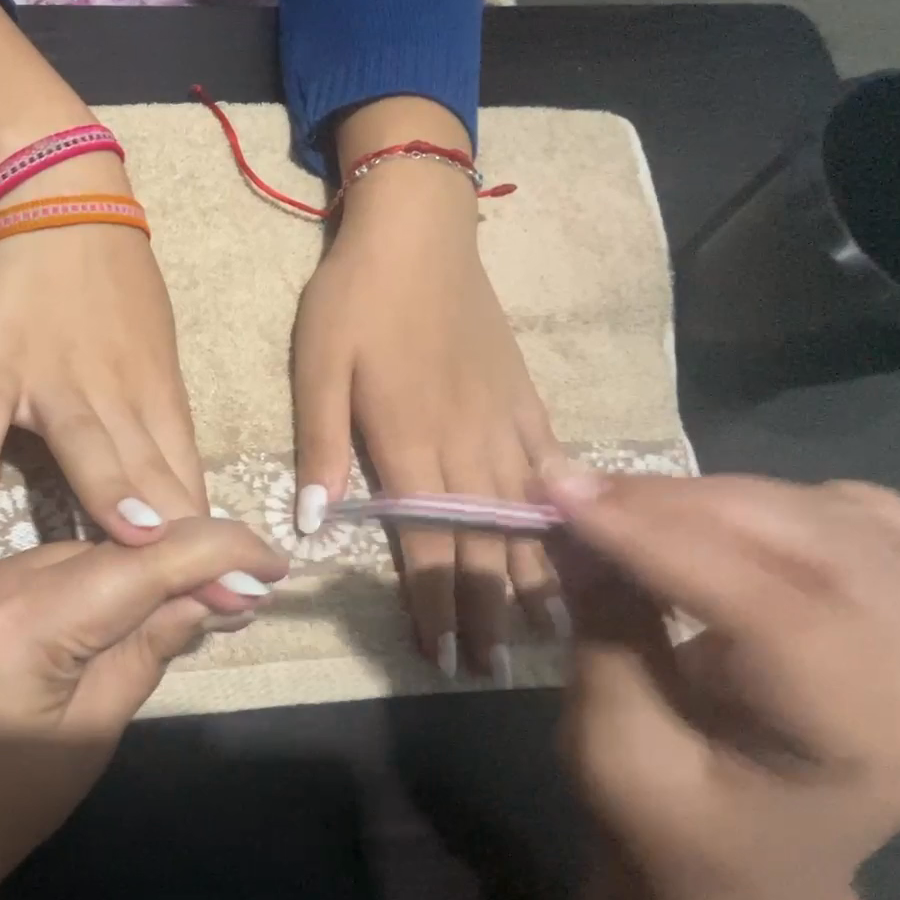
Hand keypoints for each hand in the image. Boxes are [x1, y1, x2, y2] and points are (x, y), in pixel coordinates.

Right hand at [0, 158, 206, 550]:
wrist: (62, 203)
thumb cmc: (116, 284)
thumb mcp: (157, 350)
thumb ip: (162, 421)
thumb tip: (179, 489)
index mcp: (154, 393)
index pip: (183, 472)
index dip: (208, 532)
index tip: (232, 583)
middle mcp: (111, 394)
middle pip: (146, 470)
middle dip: (179, 540)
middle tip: (208, 599)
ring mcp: (49, 383)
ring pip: (83, 446)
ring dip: (104, 495)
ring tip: (123, 558)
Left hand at [0, 517, 286, 872]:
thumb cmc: (0, 803)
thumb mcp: (90, 733)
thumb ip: (148, 651)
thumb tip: (216, 599)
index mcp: (26, 620)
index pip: (139, 561)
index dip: (216, 553)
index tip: (279, 565)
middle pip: (111, 551)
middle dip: (184, 566)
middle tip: (248, 598)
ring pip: (83, 556)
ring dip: (142, 574)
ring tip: (200, 606)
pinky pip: (50, 572)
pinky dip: (98, 584)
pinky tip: (133, 609)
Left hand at [293, 158, 561, 683]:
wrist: (417, 231)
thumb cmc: (353, 303)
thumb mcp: (317, 374)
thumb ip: (322, 451)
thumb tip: (317, 527)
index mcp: (409, 445)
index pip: (424, 543)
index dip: (432, 601)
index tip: (441, 653)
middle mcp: (467, 445)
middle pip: (479, 544)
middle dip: (484, 609)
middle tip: (492, 668)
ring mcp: (505, 421)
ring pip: (522, 516)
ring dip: (533, 577)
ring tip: (551, 633)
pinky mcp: (526, 396)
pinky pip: (549, 466)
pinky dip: (562, 513)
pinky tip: (582, 544)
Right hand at [546, 470, 899, 899]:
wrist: (742, 865)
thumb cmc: (666, 823)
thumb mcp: (610, 746)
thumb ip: (604, 634)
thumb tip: (568, 529)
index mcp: (869, 742)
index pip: (778, 612)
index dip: (663, 543)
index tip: (560, 497)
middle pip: (821, 548)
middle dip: (680, 504)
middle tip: (567, 489)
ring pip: (841, 517)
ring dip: (716, 495)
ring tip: (616, 502)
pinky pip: (869, 519)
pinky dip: (779, 499)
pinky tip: (706, 514)